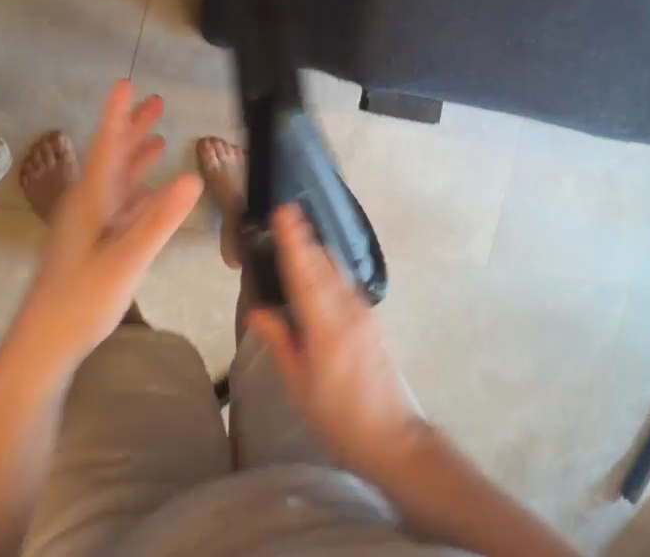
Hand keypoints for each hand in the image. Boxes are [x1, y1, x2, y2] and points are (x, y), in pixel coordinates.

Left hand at [12, 82, 202, 368]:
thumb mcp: (127, 259)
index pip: (108, 145)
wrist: (46, 341)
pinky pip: (121, 204)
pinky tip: (154, 192)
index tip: (125, 82)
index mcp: (92, 199)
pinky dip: (139, 190)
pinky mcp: (94, 243)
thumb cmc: (82, 298)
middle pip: (113, 156)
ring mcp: (90, 224)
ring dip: (137, 156)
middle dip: (133, 127)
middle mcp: (89, 203)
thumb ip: (159, 220)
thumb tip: (194, 178)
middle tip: (156, 100)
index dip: (118, 114)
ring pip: (117, 179)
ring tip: (159, 137)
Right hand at [248, 205, 427, 478]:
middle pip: (324, 265)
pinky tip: (322, 271)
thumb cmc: (336, 417)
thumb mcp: (299, 385)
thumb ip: (281, 342)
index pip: (305, 274)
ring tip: (302, 236)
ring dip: (319, 252)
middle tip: (288, 215)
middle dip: (306, 239)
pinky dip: (331, 270)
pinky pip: (348, 285)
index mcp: (326, 327)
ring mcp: (365, 315)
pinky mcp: (373, 323)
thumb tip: (258, 311)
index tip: (285, 212)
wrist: (391, 437)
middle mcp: (349, 312)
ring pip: (338, 273)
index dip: (294, 241)